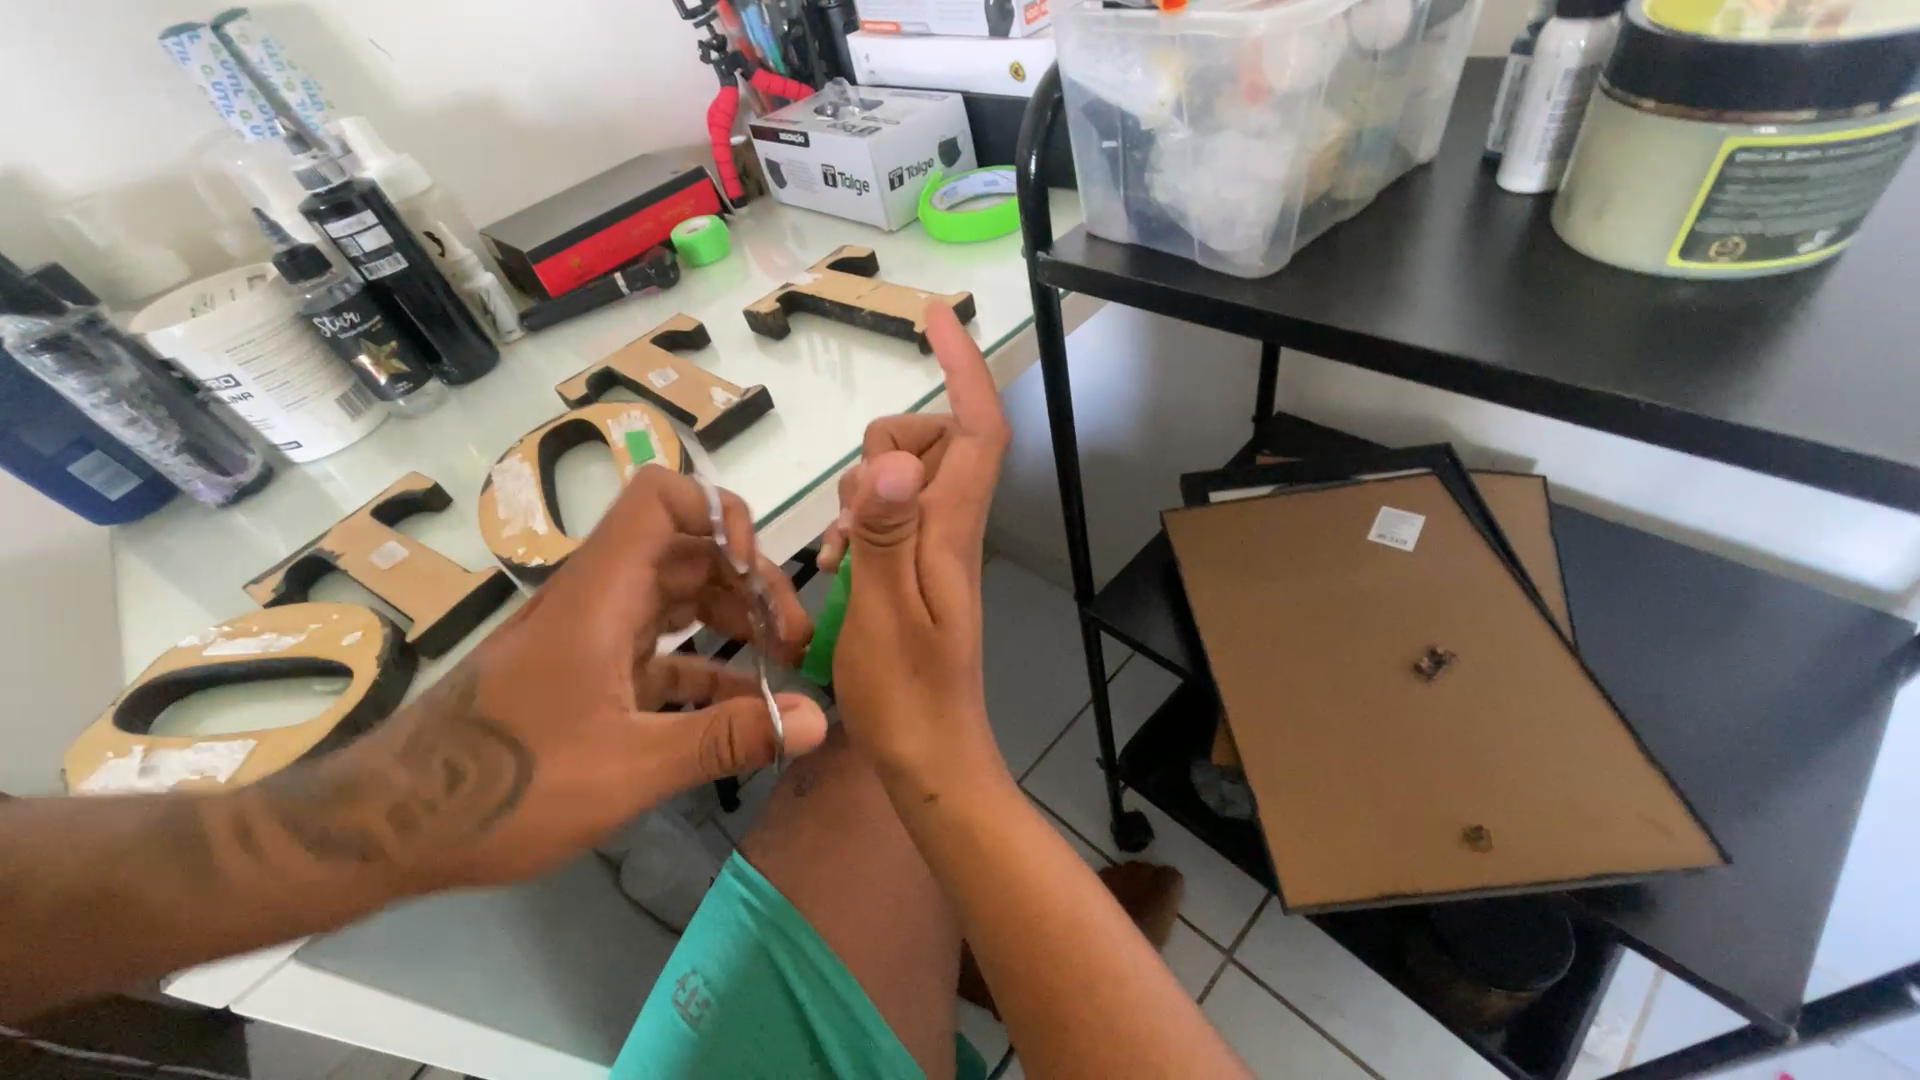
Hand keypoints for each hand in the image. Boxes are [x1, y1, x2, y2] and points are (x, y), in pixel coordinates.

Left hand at [249, 468, 828, 892]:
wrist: (392, 826)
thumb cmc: (508, 784)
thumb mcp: (629, 768)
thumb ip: (726, 739)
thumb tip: (815, 721)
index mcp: (601, 594)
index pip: (661, 499)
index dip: (719, 512)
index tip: (756, 570)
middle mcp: (599, 599)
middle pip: (688, 551)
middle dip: (750, 583)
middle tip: (794, 639)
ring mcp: (593, 636)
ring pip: (678, 597)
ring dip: (733, 619)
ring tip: (782, 662)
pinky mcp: (589, 674)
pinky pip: (662, 650)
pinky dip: (706, 665)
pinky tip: (743, 704)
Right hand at [819, 302, 1011, 790]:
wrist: (931, 760)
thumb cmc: (908, 697)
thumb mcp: (886, 613)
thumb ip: (886, 534)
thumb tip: (891, 459)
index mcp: (952, 531)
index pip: (976, 431)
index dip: (963, 369)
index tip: (936, 318)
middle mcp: (951, 529)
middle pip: (931, 444)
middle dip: (883, 452)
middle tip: (851, 520)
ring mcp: (935, 551)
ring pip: (903, 478)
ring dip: (863, 495)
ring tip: (842, 554)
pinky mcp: (918, 572)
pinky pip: (890, 518)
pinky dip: (860, 525)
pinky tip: (840, 564)